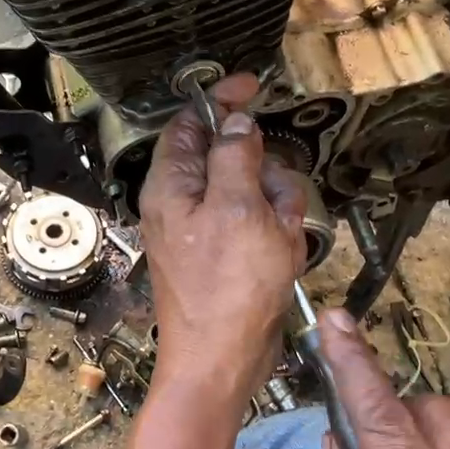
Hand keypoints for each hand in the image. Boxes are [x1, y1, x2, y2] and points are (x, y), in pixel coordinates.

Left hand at [138, 74, 307, 411]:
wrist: (224, 360)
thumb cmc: (226, 290)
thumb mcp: (238, 208)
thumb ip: (235, 156)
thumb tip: (235, 123)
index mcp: (171, 185)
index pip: (190, 124)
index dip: (220, 103)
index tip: (252, 88)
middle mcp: (184, 203)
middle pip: (234, 158)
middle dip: (265, 176)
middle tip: (272, 206)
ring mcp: (208, 231)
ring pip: (258, 192)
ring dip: (278, 211)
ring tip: (276, 244)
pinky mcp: (229, 255)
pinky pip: (263, 227)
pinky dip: (277, 239)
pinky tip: (278, 261)